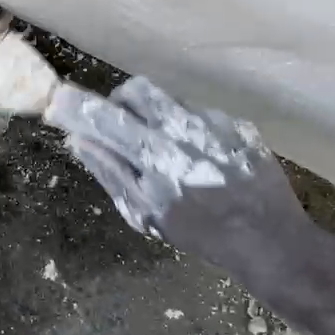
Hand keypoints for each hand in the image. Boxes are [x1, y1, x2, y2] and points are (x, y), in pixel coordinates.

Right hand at [47, 78, 328, 287]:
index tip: (60, 100)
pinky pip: (199, 112)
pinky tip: (199, 153)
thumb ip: (110, 172)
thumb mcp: (146, 212)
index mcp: (153, 155)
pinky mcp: (236, 124)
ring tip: (165, 142)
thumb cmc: (201, 233)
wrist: (273, 243)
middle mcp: (181, 130)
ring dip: (155, 113)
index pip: (104, 115)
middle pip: (136, 91)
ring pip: (168, 98)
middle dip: (121, 102)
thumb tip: (78, 141)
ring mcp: (213, 124)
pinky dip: (188, 125)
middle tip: (123, 124)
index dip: (78, 105)